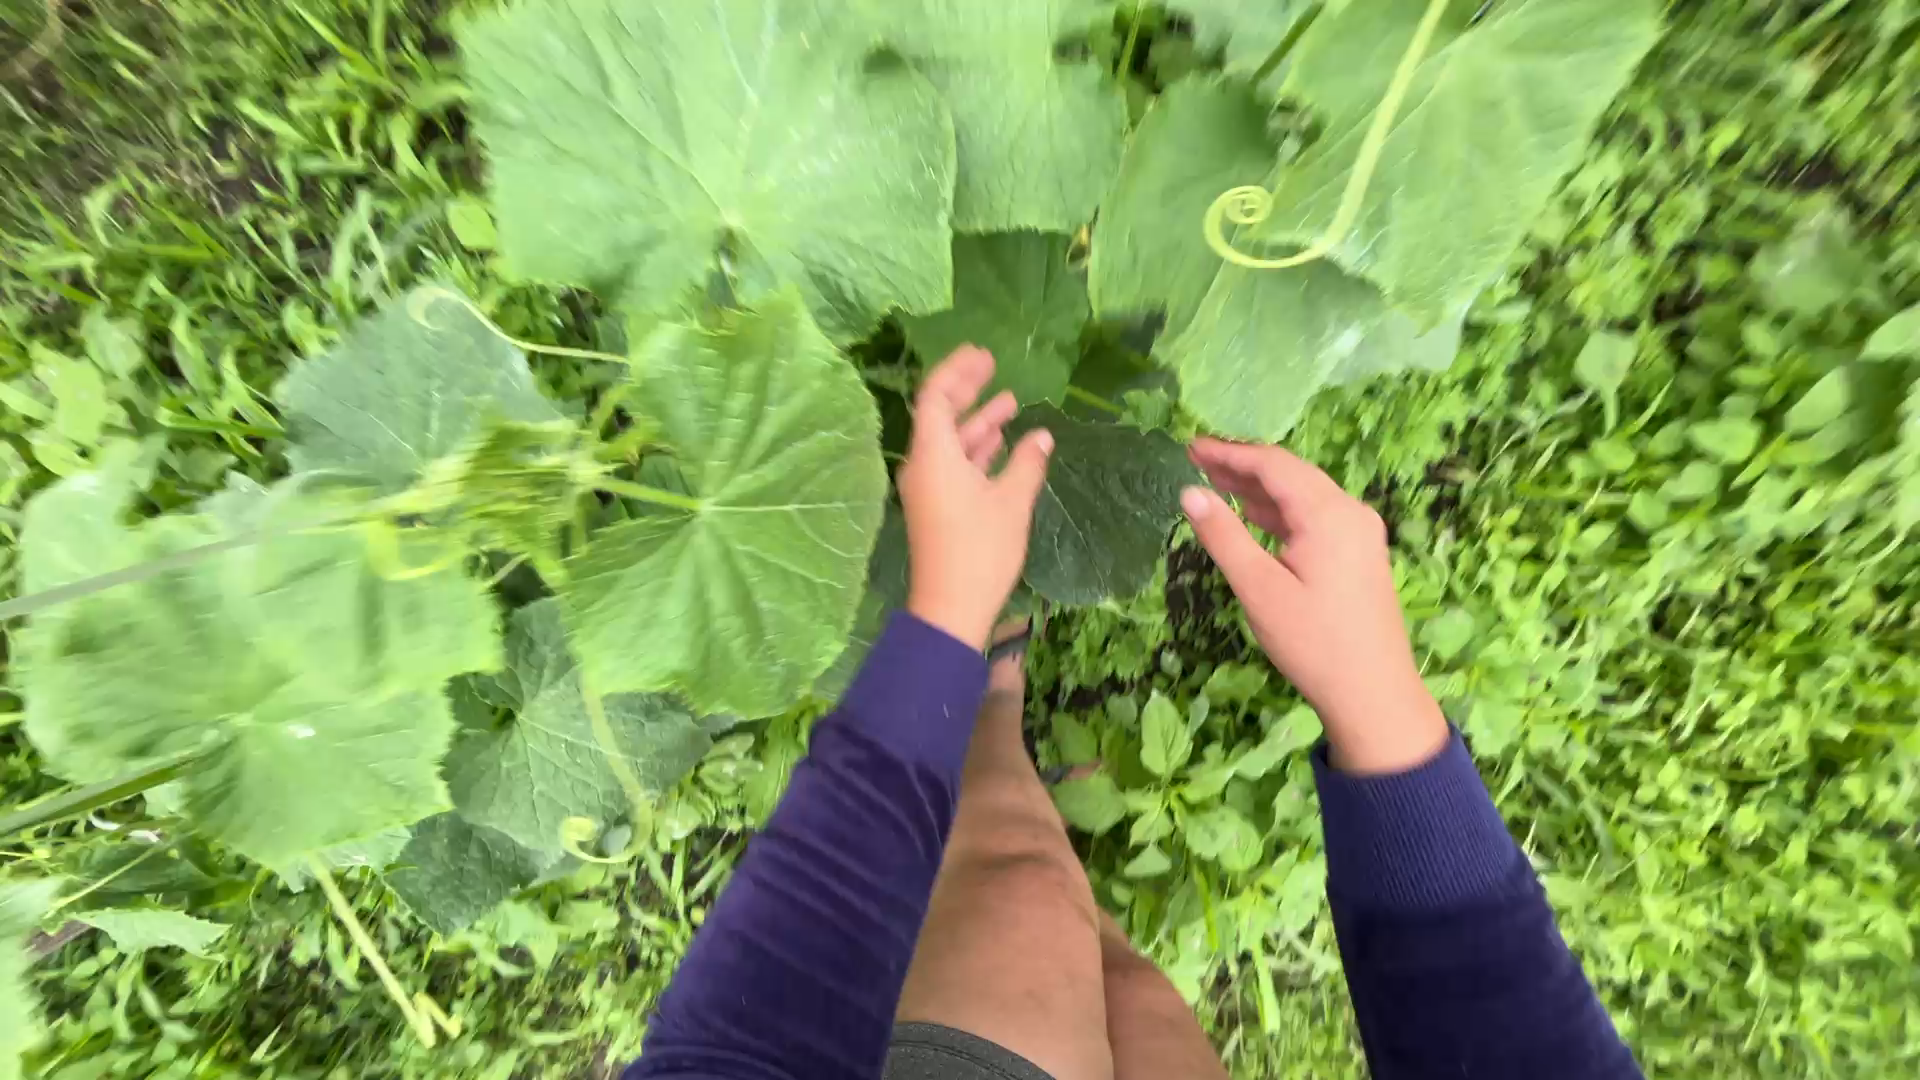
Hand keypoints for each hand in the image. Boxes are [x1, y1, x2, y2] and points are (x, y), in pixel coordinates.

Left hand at [898, 347, 1053, 650]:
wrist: (951, 608)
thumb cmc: (981, 551)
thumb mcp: (1011, 502)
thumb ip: (1026, 462)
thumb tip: (1041, 437)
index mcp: (933, 455)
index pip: (935, 396)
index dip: (957, 371)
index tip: (984, 356)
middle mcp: (923, 466)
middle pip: (940, 415)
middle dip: (967, 390)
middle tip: (993, 367)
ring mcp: (928, 488)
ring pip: (950, 443)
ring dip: (977, 422)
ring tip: (1009, 402)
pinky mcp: (936, 507)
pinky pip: (953, 465)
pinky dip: (975, 450)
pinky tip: (1000, 443)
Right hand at [1181, 438, 1447, 774]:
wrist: (1373, 694)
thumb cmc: (1312, 642)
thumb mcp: (1258, 588)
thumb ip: (1223, 535)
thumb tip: (1189, 492)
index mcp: (1329, 514)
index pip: (1273, 465)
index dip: (1229, 453)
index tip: (1190, 447)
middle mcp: (1350, 512)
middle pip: (1290, 473)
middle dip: (1242, 465)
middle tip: (1196, 460)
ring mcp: (1358, 532)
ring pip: (1301, 494)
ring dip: (1258, 487)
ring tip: (1214, 482)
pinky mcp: (1357, 552)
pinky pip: (1312, 516)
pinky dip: (1277, 510)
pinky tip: (1252, 514)